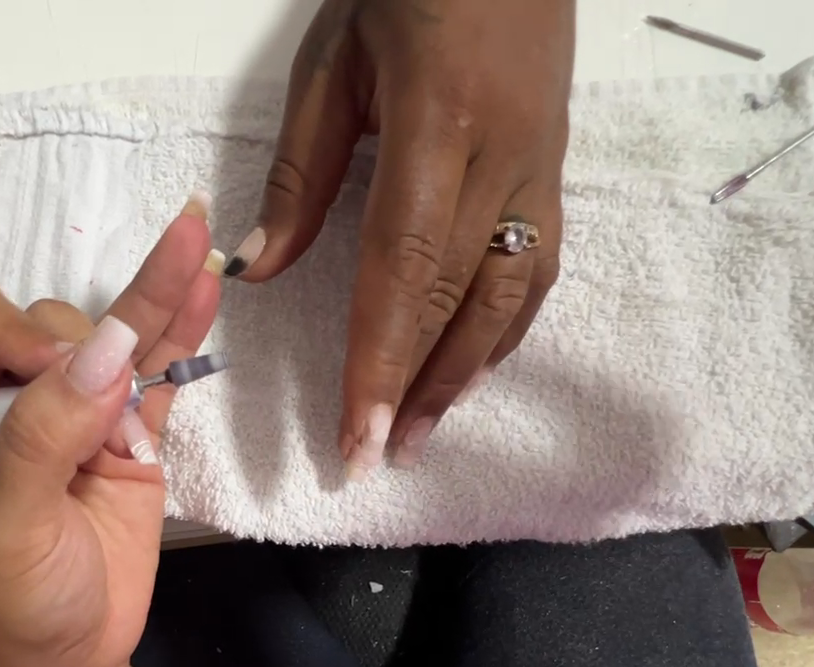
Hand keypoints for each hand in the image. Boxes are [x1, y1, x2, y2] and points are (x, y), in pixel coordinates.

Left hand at [0, 206, 219, 666]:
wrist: (75, 655)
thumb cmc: (18, 600)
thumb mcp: (6, 524)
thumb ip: (41, 435)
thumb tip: (104, 351)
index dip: (12, 333)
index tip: (52, 378)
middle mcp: (18, 405)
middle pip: (49, 327)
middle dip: (81, 348)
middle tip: (103, 416)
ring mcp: (82, 419)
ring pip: (112, 340)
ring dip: (149, 300)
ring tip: (190, 245)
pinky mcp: (134, 438)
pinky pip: (158, 376)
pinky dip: (180, 334)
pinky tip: (204, 284)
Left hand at [228, 0, 574, 475]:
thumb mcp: (334, 61)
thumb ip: (299, 173)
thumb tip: (258, 269)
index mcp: (436, 122)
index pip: (402, 268)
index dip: (379, 360)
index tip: (356, 434)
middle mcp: (500, 159)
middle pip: (454, 299)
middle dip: (415, 390)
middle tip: (381, 458)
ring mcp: (538, 172)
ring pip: (504, 298)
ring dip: (461, 377)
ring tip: (419, 434)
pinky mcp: (555, 177)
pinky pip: (533, 275)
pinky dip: (501, 334)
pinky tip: (470, 371)